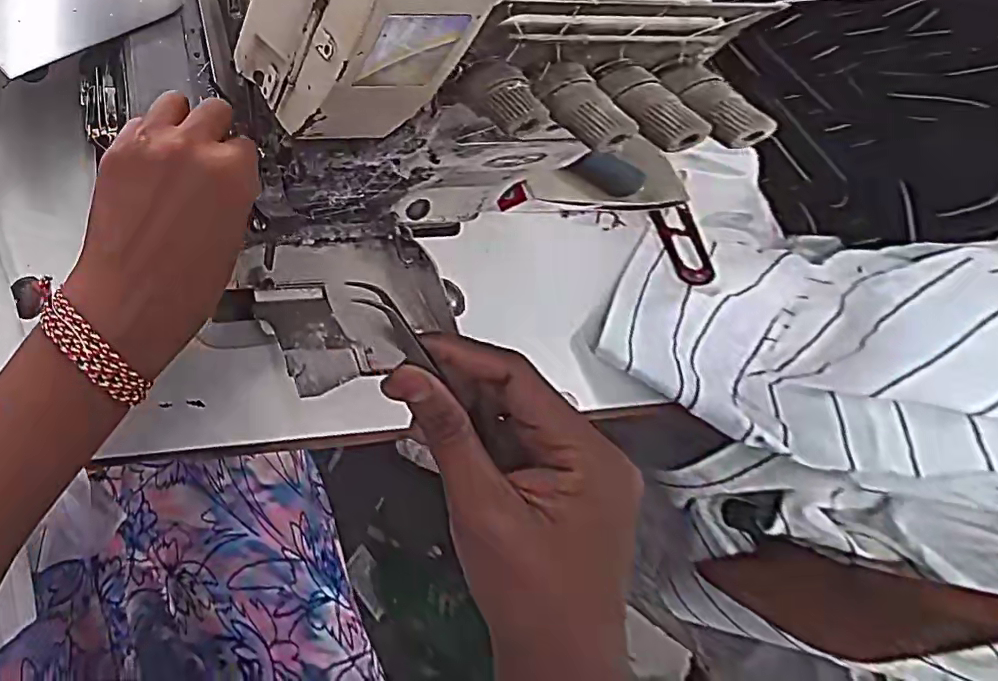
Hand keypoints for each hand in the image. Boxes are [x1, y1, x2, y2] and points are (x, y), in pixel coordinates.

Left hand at [63, 92, 258, 379]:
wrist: (125, 302)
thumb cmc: (178, 288)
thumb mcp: (231, 236)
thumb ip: (232, 193)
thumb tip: (226, 177)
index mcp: (233, 172)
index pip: (245, 142)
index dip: (235, 157)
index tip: (228, 164)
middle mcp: (193, 149)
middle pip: (214, 109)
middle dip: (213, 130)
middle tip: (205, 150)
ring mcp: (153, 146)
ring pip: (173, 102)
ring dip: (178, 121)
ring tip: (174, 145)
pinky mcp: (118, 151)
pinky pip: (137, 124)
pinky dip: (144, 137)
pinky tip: (147, 162)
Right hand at [382, 335, 641, 680]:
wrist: (555, 664)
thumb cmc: (535, 602)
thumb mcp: (481, 506)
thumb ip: (445, 432)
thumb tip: (413, 379)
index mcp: (589, 455)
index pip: (518, 376)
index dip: (461, 355)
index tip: (418, 348)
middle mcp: (590, 454)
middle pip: (512, 391)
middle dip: (454, 384)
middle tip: (406, 379)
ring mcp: (575, 467)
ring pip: (505, 411)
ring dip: (459, 408)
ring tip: (417, 408)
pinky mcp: (556, 478)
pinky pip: (507, 436)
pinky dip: (471, 432)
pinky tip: (440, 433)